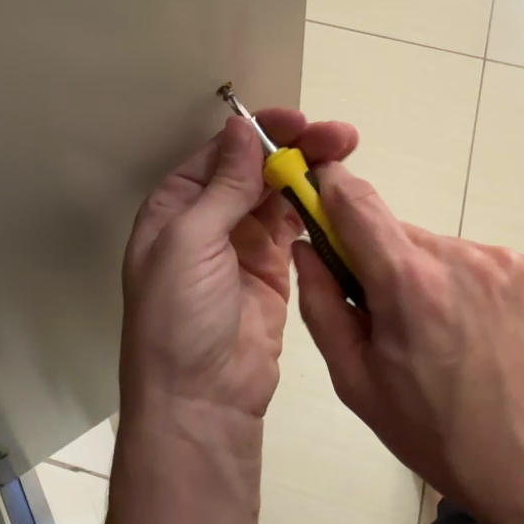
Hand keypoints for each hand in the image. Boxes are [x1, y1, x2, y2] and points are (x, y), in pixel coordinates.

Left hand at [121, 110, 357, 420]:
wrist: (200, 401)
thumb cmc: (179, 316)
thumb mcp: (189, 242)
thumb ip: (223, 186)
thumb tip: (241, 130)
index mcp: (176, 205)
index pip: (222, 153)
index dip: (260, 132)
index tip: (301, 122)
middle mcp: (208, 218)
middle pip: (255, 168)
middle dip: (295, 147)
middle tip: (340, 136)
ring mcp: (242, 245)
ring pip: (278, 194)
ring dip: (309, 173)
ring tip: (347, 154)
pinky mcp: (272, 270)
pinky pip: (295, 228)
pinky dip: (315, 209)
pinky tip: (338, 194)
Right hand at [292, 163, 523, 523]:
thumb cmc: (433, 432)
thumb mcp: (355, 380)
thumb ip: (321, 303)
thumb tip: (304, 246)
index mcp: (408, 283)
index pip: (354, 199)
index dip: (328, 189)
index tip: (316, 197)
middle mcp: (458, 255)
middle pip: (395, 230)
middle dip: (379, 259)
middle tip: (388, 315)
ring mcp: (503, 258)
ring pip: (436, 247)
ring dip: (424, 273)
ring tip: (440, 333)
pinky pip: (475, 259)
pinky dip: (462, 283)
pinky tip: (475, 330)